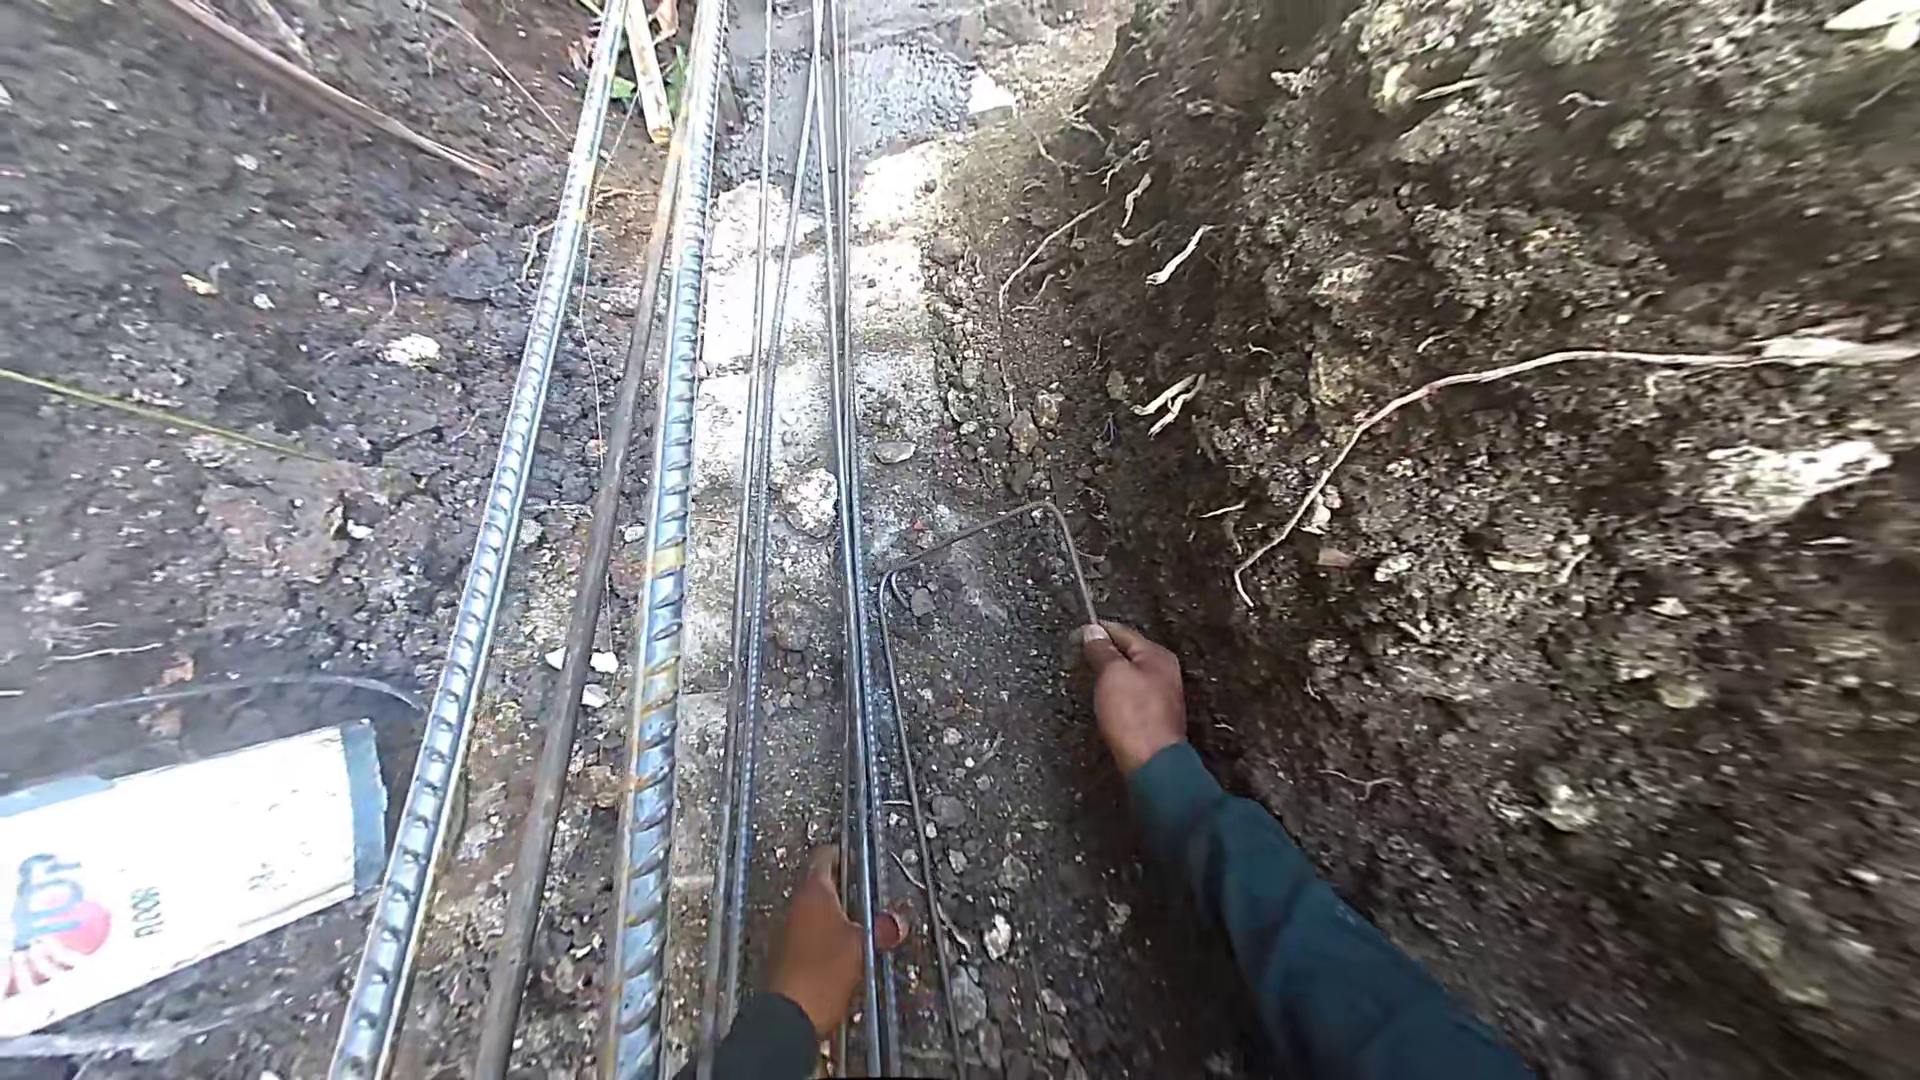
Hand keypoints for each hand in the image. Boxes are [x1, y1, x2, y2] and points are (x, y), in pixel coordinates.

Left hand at [768, 847, 906, 1036]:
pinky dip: (824, 935)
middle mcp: (797, 904)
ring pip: (815, 909)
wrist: (787, 1020)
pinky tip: (841, 952)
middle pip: (821, 882)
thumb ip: (882, 929)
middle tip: (867, 896)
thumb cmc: (823, 973)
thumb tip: (898, 923)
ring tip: (859, 926)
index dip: (844, 854)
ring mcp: (787, 928)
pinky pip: (808, 932)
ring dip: (835, 913)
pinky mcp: (784, 953)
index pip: (826, 856)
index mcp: (814, 891)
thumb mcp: (862, 947)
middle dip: (844, 888)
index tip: (860, 860)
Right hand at [1079, 622, 1186, 773]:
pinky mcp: (1153, 713)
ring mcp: (1161, 693)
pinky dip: (1116, 689)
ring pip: (1129, 672)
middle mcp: (1163, 670)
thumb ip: (1101, 650)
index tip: (1077, 635)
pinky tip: (1105, 697)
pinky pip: (1131, 691)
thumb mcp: (1111, 673)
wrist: (1151, 762)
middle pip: (1128, 652)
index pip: (1122, 632)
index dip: (1098, 631)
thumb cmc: (1133, 715)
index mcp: (1156, 655)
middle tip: (1080, 654)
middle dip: (1104, 651)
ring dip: (1109, 671)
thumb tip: (1092, 631)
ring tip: (1089, 674)